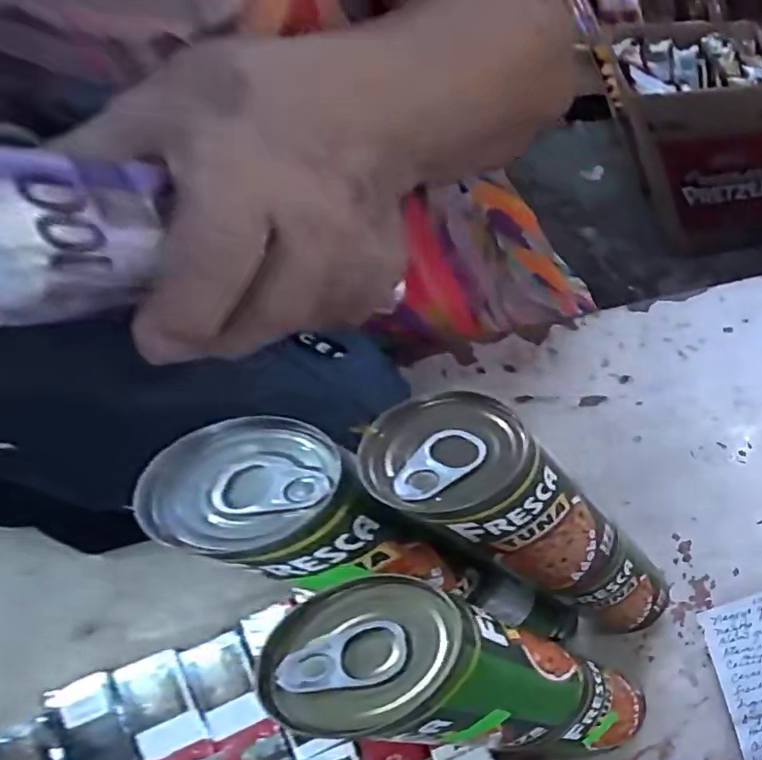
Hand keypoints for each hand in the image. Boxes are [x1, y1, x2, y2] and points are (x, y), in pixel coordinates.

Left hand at [52, 36, 409, 363]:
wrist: (369, 117)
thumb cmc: (253, 100)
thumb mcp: (157, 109)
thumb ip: (108, 159)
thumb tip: (62, 208)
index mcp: (242, 186)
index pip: (212, 269)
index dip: (181, 316)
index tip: (155, 345)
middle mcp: (312, 234)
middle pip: (270, 311)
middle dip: (224, 337)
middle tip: (187, 343)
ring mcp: (359, 259)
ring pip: (311, 320)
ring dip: (269, 328)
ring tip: (237, 319)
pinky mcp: (388, 273)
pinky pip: (348, 313)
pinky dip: (315, 317)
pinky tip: (293, 301)